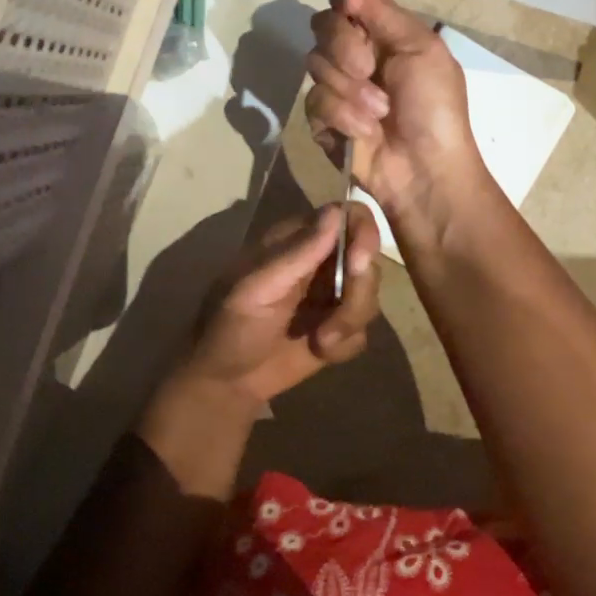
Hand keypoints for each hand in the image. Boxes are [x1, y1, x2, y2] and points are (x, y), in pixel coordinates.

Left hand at [183, 203, 382, 404]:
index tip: (358, 265)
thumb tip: (336, 213)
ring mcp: (332, 296)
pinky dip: (345, 345)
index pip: (348, 216)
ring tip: (320, 342)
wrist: (225, 382)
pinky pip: (364, 330)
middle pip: (369, 260)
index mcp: (299, 241)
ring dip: (350, 322)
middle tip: (333, 322)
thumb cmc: (229, 326)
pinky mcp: (339, 328)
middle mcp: (322, 262)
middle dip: (358, 294)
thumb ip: (297, 253)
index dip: (365, 234)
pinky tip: (320, 352)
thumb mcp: (256, 288)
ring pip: (370, 296)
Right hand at [306, 0, 486, 219]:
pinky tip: (366, 132)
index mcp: (384, 35)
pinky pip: (315, 102)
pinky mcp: (323, 121)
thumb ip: (384, 14)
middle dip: (345, 47)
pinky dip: (343, 116)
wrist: (426, 169)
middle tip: (370, 69)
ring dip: (351, 90)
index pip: (347, 0)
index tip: (350, 9)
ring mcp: (338, 89)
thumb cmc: (435, 107)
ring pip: (315, 64)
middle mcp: (357, 56)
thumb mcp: (423, 50)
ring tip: (380, 112)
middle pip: (323, 26)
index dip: (343, 1)